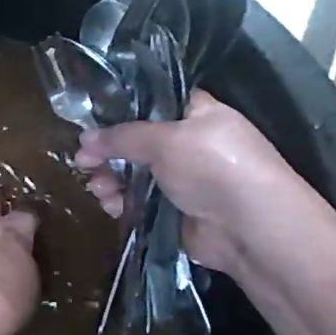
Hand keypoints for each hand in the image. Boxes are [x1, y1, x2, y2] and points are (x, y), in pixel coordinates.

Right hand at [74, 90, 318, 271]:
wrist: (253, 232)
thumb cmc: (216, 170)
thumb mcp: (164, 140)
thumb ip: (119, 137)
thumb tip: (83, 141)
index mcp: (198, 116)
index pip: (152, 102)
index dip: (119, 109)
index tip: (89, 119)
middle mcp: (188, 143)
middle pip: (132, 140)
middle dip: (104, 151)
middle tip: (82, 161)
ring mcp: (180, 178)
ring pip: (128, 171)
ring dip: (107, 178)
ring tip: (99, 188)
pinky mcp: (170, 208)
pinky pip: (133, 199)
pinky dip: (118, 201)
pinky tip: (112, 205)